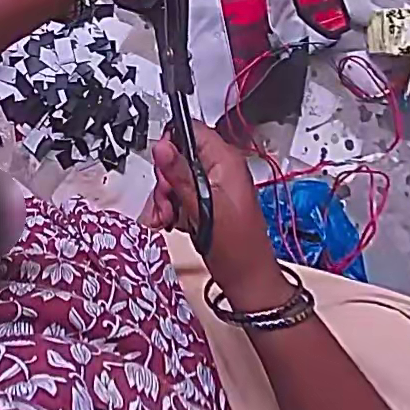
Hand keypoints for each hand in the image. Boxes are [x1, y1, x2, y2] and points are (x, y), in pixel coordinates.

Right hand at [145, 121, 295, 309]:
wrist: (247, 280)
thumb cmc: (237, 248)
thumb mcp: (203, 206)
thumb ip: (180, 174)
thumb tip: (162, 145)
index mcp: (225, 161)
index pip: (191, 129)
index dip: (171, 144)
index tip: (164, 167)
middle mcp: (219, 169)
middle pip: (177, 154)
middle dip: (165, 178)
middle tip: (168, 199)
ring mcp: (212, 184)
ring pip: (174, 176)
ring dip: (165, 196)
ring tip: (169, 216)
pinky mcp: (205, 199)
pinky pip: (178, 193)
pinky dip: (170, 206)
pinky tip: (171, 220)